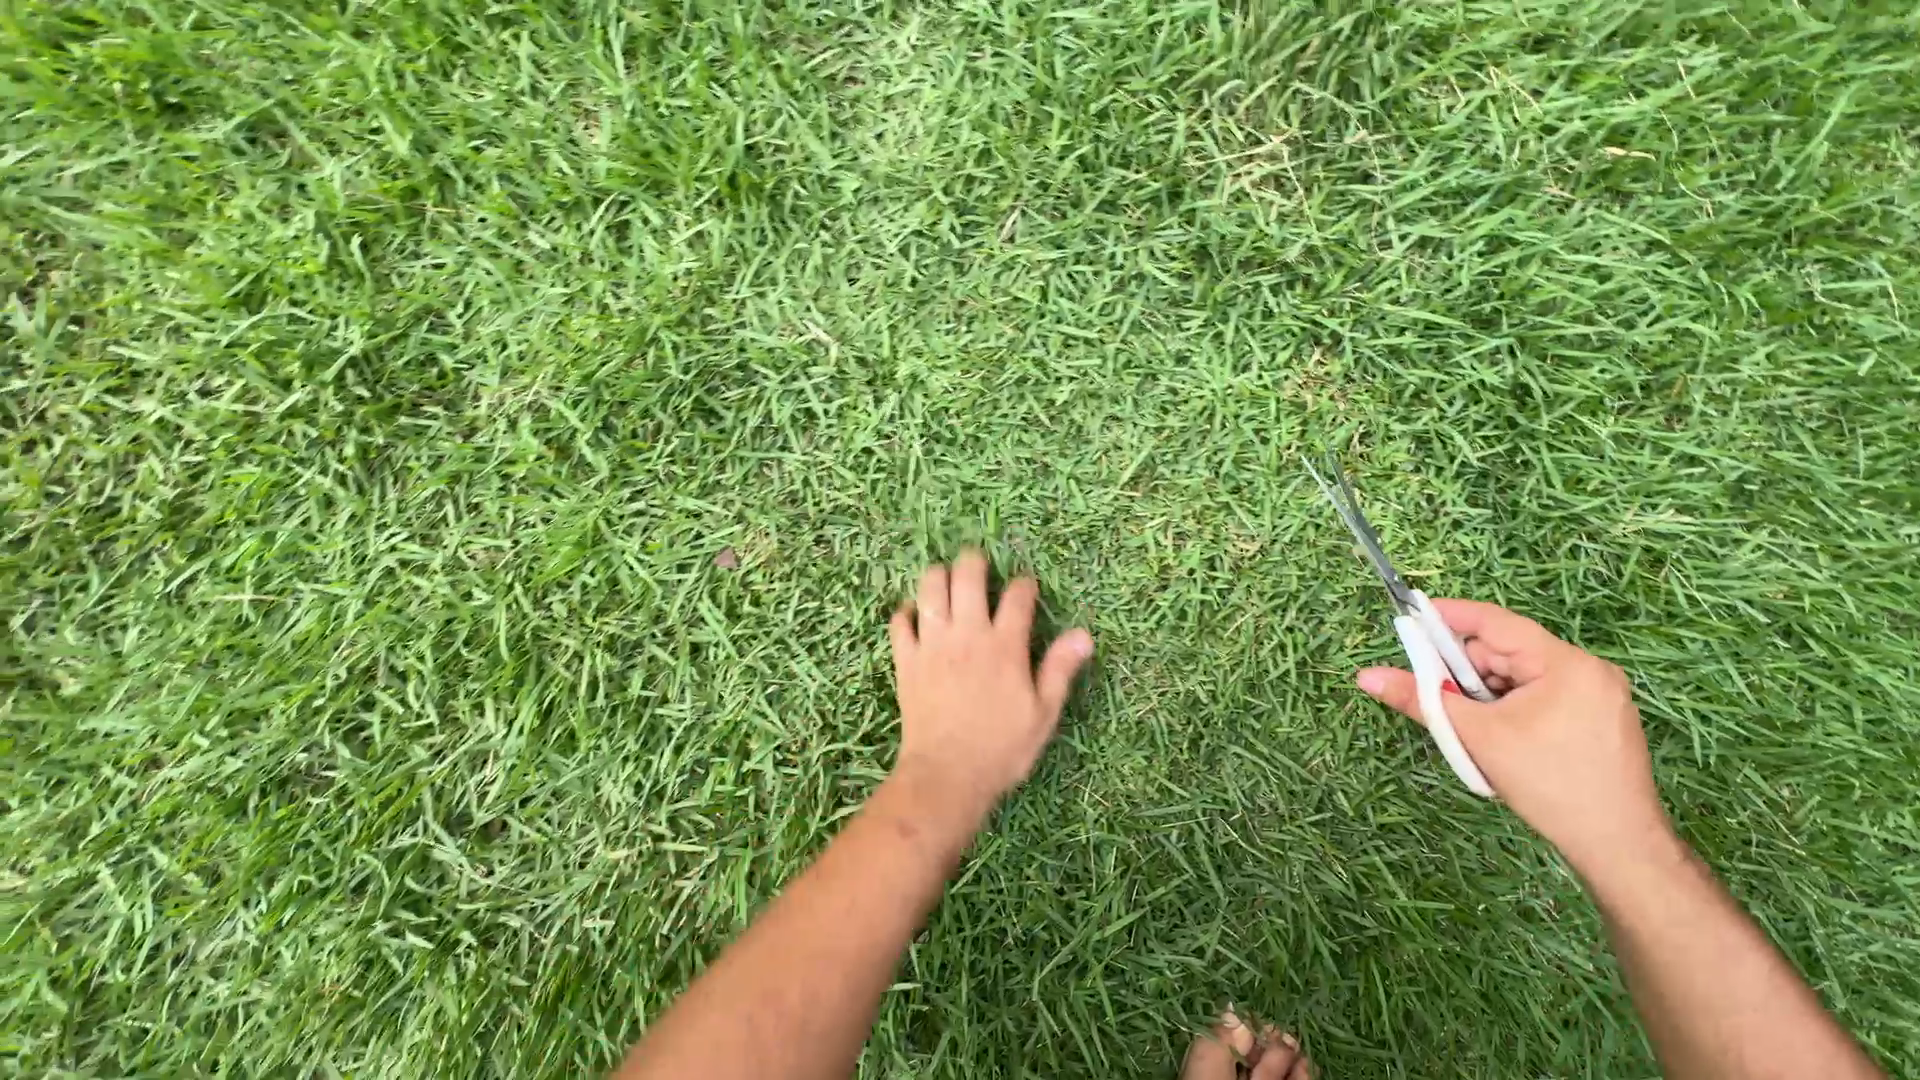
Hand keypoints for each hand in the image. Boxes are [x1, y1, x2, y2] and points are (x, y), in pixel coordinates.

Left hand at [887, 550, 1093, 823]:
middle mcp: (968, 635)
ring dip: (938, 576)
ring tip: (945, 576)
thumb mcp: (1043, 714)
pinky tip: (914, 614)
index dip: (1024, 585)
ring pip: (930, 589)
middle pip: (968, 577)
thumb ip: (1060, 669)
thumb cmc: (1002, 748)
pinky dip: (906, 612)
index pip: (1017, 597)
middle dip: (974, 562)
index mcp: (1005, 646)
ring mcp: (932, 644)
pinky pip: (899, 622)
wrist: (947, 775)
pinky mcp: (906, 660)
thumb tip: (1084, 634)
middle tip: (977, 562)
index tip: (1026, 586)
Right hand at [1356, 599, 1672, 874]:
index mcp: (1565, 664)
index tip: (1410, 616)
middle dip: (1464, 671)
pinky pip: (1539, 695)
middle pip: (1504, 653)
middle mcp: (1587, 669)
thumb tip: (1366, 676)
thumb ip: (1419, 698)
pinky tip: (1496, 735)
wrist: (1618, 845)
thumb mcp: (1474, 736)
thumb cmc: (1547, 783)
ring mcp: (1598, 694)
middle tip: (1438, 696)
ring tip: (1470, 727)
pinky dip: (1507, 706)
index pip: (1495, 623)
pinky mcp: (1599, 717)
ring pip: (1518, 677)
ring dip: (1484, 693)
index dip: (1449, 617)